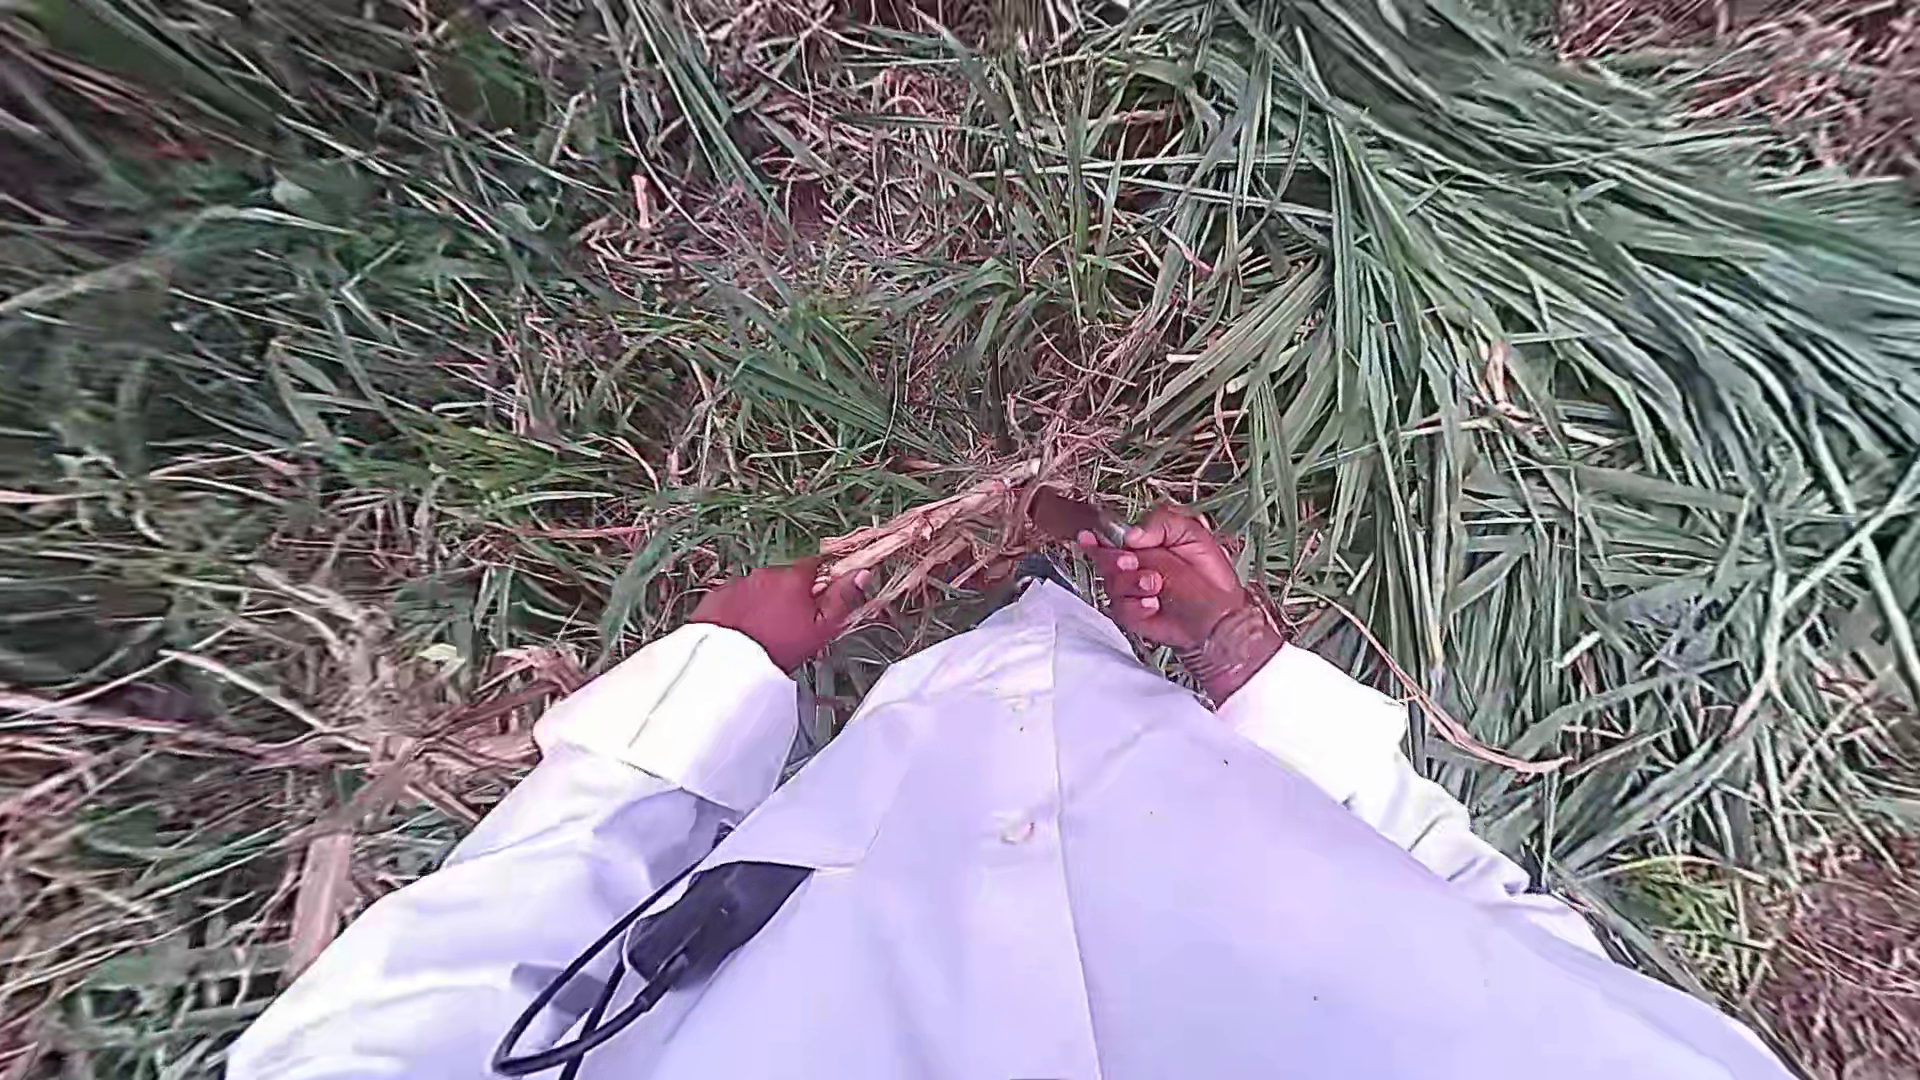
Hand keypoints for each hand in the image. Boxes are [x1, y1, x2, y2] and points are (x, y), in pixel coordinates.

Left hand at [689, 556, 870, 670]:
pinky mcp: (715, 597)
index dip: (821, 580)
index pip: (815, 564)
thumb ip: (843, 598)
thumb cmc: (780, 646)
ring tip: (767, 629)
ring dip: (765, 601)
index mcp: (794, 577)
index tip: (820, 598)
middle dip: (791, 593)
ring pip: (759, 587)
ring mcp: (737, 583)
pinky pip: (735, 598)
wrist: (728, 664)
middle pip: (786, 577)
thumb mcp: (822, 627)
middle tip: (794, 621)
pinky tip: (744, 629)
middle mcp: (765, 573)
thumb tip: (862, 573)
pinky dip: (741, 608)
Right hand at [1077, 505, 1245, 649]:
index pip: (1110, 534)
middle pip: (1103, 558)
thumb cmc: (1209, 577)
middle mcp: (1132, 565)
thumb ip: (1161, 523)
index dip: (1096, 535)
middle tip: (1133, 562)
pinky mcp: (1129, 613)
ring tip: (1156, 585)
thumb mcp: (1192, 534)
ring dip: (1132, 584)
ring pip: (1110, 583)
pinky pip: (1120, 608)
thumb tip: (1130, 534)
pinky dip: (1137, 606)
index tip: (1090, 537)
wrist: (1219, 617)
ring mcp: (1128, 590)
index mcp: (1143, 542)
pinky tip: (1154, 604)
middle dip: (1114, 560)